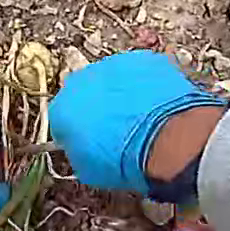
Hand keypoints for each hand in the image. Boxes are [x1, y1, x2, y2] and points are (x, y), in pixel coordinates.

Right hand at [49, 51, 223, 192]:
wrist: (167, 139)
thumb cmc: (127, 160)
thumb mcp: (91, 172)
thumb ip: (79, 154)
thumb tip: (83, 149)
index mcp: (63, 109)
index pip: (62, 119)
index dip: (78, 132)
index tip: (92, 142)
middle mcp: (82, 80)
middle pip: (86, 92)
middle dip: (98, 108)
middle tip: (119, 129)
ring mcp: (114, 65)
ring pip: (112, 79)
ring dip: (123, 93)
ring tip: (142, 116)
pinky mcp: (144, 58)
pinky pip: (141, 71)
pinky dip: (147, 84)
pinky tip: (159, 103)